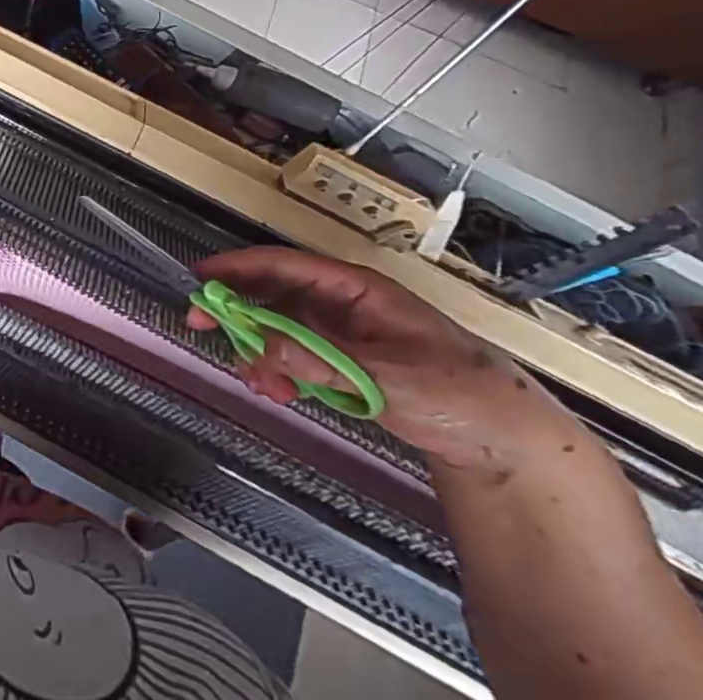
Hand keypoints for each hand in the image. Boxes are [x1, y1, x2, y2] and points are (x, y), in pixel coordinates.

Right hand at [187, 247, 565, 467]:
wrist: (501, 438)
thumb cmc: (458, 390)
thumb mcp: (387, 374)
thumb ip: (322, 359)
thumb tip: (263, 344)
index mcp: (355, 289)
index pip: (286, 266)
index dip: (240, 267)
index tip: (202, 278)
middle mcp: (341, 305)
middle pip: (273, 295)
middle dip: (238, 311)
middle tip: (201, 327)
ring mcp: (340, 334)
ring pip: (278, 329)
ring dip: (258, 350)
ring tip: (259, 381)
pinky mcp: (340, 363)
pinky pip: (293, 357)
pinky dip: (277, 371)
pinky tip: (279, 391)